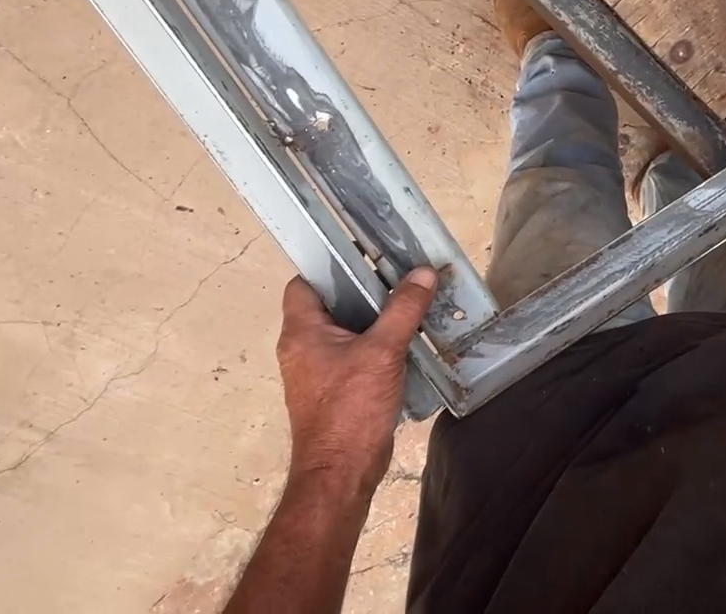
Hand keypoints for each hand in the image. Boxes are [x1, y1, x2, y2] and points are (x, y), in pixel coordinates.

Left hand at [275, 266, 438, 489]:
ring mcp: (320, 370)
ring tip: (413, 299)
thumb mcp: (382, 351)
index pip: (304, 284)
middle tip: (402, 272)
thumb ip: (403, 309)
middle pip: (333, 303)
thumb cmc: (351, 407)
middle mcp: (304, 347)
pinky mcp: (338, 387)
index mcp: (302, 333)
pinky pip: (358, 350)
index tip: (367, 253)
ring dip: (377, 315)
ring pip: (348, 328)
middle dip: (366, 287)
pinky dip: (380, 339)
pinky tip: (410, 336)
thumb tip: (424, 272)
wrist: (342, 472)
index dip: (330, 265)